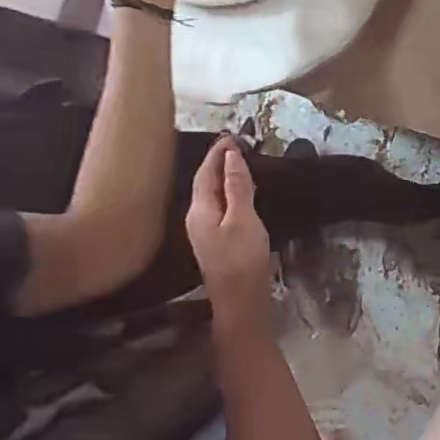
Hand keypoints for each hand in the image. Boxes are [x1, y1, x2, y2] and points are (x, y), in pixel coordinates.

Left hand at [186, 136, 273, 326]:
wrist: (240, 303)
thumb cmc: (242, 260)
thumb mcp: (243, 219)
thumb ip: (237, 187)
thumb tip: (232, 156)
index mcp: (200, 210)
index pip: (205, 172)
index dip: (217, 153)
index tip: (232, 136)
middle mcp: (196, 218)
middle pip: (204, 183)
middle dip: (218, 163)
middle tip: (236, 145)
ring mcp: (204, 232)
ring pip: (211, 196)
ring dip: (222, 177)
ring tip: (238, 163)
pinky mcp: (215, 242)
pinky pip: (218, 207)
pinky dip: (228, 194)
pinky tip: (238, 194)